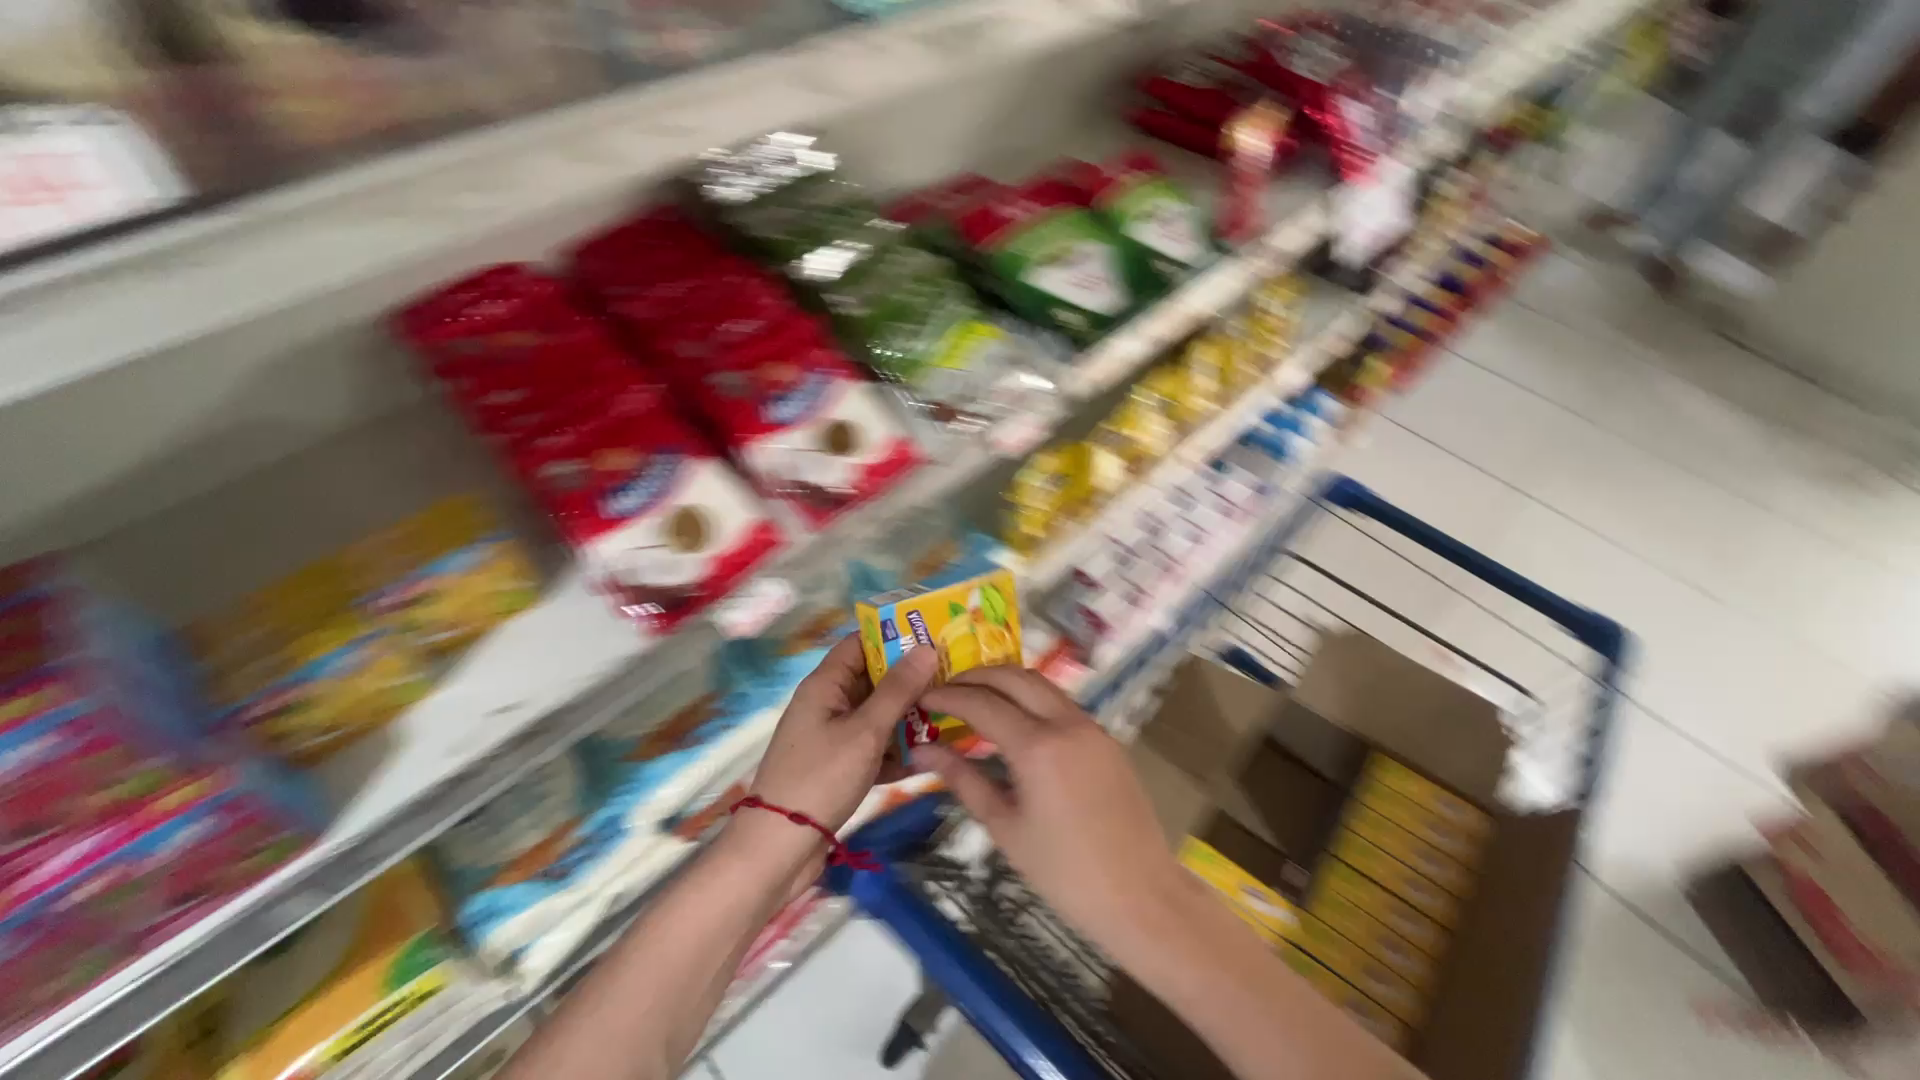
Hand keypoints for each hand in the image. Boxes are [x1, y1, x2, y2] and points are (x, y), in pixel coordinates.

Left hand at [744, 634, 938, 843]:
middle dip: (910, 681)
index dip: (895, 637)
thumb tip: (926, 647)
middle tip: (954, 680)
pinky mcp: (838, 769)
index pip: (860, 644)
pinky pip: (873, 749)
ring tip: (951, 719)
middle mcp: (827, 705)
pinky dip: (896, 752)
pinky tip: (927, 760)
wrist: (779, 848)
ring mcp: (832, 738)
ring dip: (908, 719)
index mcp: (825, 685)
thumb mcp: (865, 731)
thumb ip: (898, 690)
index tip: (935, 638)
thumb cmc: (821, 778)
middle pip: (873, 680)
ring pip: (876, 716)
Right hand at [915, 666, 1191, 960]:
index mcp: (1037, 747)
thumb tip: (922, 751)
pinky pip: (1062, 704)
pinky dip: (1031, 700)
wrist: (1140, 894)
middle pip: (1014, 677)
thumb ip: (963, 780)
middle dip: (975, 676)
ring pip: (1042, 685)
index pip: (982, 703)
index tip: (922, 698)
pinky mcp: (1106, 739)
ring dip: (1005, 683)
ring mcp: (1092, 728)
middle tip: (946, 690)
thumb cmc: (1063, 873)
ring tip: (974, 700)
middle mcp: (1067, 723)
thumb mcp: (1004, 827)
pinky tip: (1013, 723)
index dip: (948, 696)